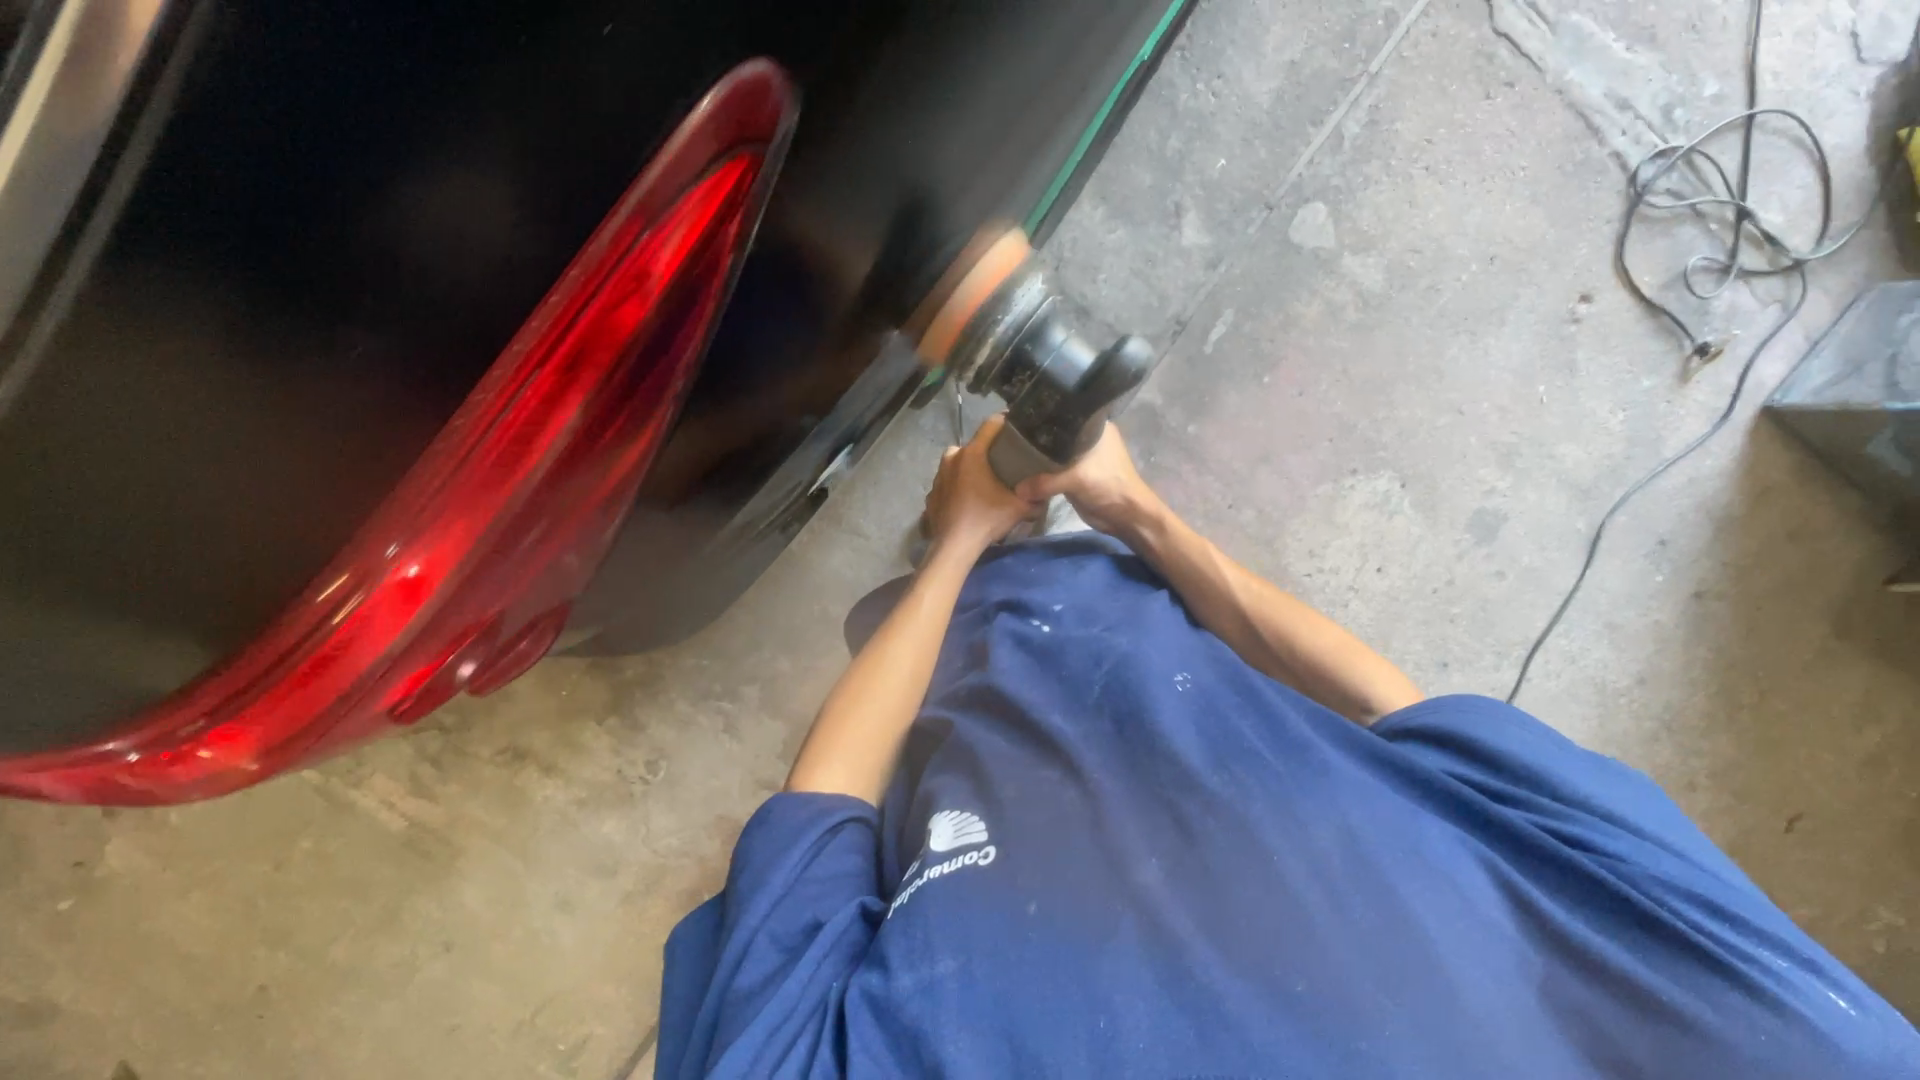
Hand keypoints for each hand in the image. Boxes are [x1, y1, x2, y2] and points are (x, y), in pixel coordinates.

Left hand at [924, 414, 1039, 558]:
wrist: (955, 546)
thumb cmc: (987, 519)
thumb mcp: (1020, 508)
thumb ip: (1037, 498)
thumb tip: (1046, 494)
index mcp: (973, 453)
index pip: (992, 424)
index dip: (1006, 422)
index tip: (1017, 428)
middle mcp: (952, 457)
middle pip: (974, 445)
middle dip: (987, 452)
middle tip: (1002, 464)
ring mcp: (938, 475)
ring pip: (958, 463)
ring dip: (970, 469)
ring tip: (983, 484)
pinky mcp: (931, 493)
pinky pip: (948, 483)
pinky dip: (956, 488)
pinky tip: (966, 501)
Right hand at [1015, 422, 1163, 541]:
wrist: (1124, 516)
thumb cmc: (1108, 485)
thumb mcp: (1076, 478)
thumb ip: (1044, 482)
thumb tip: (1017, 490)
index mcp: (1094, 427)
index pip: (1064, 414)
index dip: (1043, 414)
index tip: (1019, 415)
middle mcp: (1087, 438)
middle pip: (1055, 434)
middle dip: (1036, 437)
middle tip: (1009, 434)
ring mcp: (1081, 458)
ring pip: (1053, 453)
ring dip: (1037, 456)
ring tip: (1011, 450)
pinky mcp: (1075, 476)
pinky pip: (1053, 470)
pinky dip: (1041, 472)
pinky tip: (1022, 469)